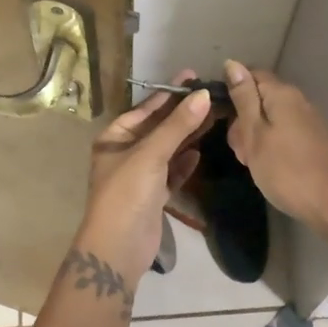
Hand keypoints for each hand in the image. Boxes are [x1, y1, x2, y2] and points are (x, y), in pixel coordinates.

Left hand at [75, 68, 213, 275]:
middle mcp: (125, 153)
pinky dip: (184, 163)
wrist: (118, 248)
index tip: (192, 78)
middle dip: (182, 114)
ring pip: (167, 149)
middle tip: (210, 96)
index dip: (169, 94)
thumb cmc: (127, 192)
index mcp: (114, 137)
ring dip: (187, 136)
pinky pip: (171, 172)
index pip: (145, 109)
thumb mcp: (151, 154)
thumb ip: (178, 125)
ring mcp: (139, 176)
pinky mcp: (153, 197)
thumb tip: (203, 95)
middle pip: (158, 128)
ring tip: (213, 118)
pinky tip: (199, 152)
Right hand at [224, 60, 327, 224]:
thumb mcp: (255, 134)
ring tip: (252, 162)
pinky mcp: (314, 138)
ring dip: (255, 135)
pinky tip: (269, 166)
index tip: (223, 117)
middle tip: (239, 149)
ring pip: (270, 117)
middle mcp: (297, 99)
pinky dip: (271, 144)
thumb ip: (243, 98)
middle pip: (260, 97)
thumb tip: (232, 63)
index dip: (232, 91)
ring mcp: (308, 119)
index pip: (250, 74)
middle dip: (243, 119)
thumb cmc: (286, 170)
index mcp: (282, 93)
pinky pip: (284, 131)